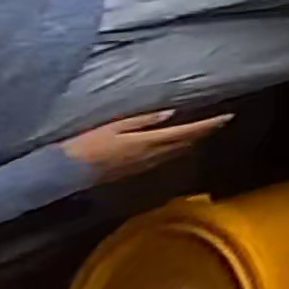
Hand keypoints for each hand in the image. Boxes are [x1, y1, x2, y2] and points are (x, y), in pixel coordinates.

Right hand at [61, 110, 232, 182]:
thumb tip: (172, 113)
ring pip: (180, 150)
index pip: (190, 131)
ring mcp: (146, 164)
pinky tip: (181, 145)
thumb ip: (144, 121)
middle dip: (207, 132)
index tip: (229, 116)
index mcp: (150, 141)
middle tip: (223, 121)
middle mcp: (154, 154)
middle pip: (189, 142)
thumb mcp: (113, 127)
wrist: (58, 174)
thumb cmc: (83, 146)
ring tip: (207, 130)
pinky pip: (166, 158)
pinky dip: (180, 149)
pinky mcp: (136, 170)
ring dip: (195, 141)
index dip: (211, 124)